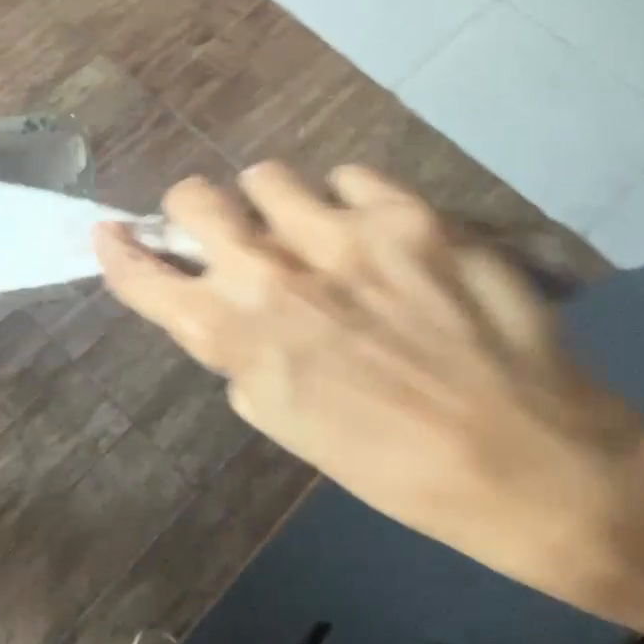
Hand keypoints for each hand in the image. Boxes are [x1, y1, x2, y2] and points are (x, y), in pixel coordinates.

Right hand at [93, 162, 643, 618]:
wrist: (534, 467)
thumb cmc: (385, 462)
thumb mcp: (275, 415)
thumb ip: (233, 349)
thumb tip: (222, 308)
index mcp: (226, 331)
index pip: (137, 271)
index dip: (115, 247)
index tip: (110, 233)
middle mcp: (265, 273)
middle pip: (190, 198)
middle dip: (196, 212)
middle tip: (225, 231)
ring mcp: (336, 236)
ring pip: (265, 175)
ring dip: (274, 204)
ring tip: (312, 231)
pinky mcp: (408, 217)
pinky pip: (350, 177)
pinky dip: (351, 202)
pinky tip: (378, 237)